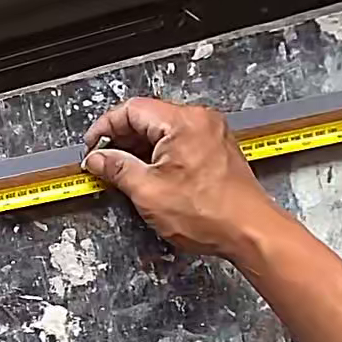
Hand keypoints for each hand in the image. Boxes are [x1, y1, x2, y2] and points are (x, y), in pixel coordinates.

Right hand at [82, 98, 285, 257]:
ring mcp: (210, 134)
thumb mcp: (148, 192)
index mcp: (182, 122)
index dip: (105, 127)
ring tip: (123, 173)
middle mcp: (200, 121)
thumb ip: (117, 169)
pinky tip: (148, 176)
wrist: (249, 231)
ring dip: (139, 149)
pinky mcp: (216, 149)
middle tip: (103, 162)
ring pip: (163, 131)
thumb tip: (97, 159)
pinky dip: (159, 155)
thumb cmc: (210, 214)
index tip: (92, 146)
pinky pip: (179, 142)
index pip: (131, 110)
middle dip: (121, 140)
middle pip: (147, 118)